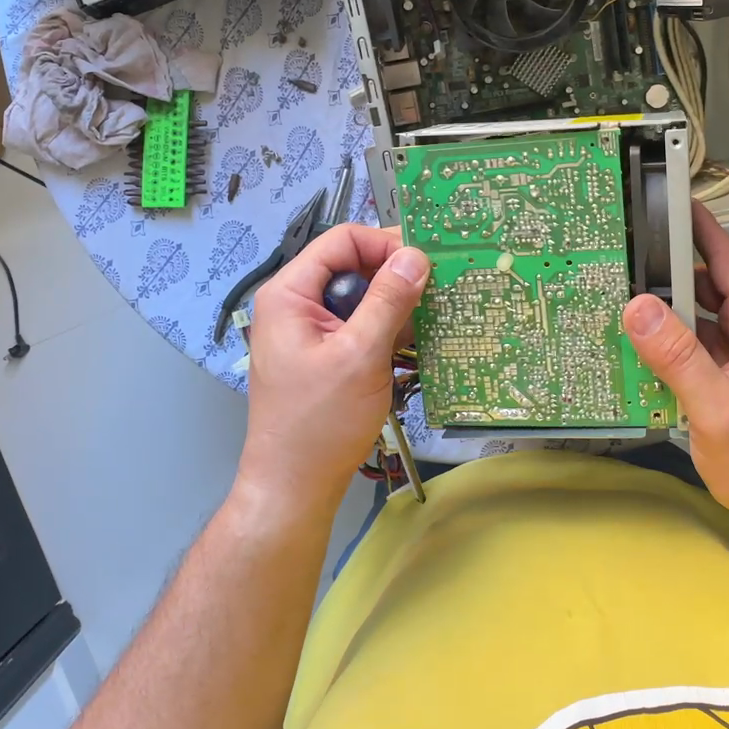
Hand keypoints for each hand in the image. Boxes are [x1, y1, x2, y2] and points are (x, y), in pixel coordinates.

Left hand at [238, 224, 427, 509]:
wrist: (294, 488)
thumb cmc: (320, 422)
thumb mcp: (361, 356)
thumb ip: (389, 301)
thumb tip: (417, 255)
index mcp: (290, 293)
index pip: (342, 241)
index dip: (384, 244)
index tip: (426, 262)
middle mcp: (295, 304)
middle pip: (352, 266)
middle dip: (395, 274)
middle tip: (439, 287)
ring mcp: (309, 331)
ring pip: (359, 297)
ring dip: (396, 303)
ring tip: (436, 312)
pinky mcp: (324, 354)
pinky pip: (358, 325)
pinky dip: (387, 328)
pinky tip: (418, 339)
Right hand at [622, 202, 728, 532]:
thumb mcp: (718, 410)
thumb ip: (678, 358)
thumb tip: (638, 306)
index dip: (701, 230)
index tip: (670, 200)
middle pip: (711, 285)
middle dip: (671, 266)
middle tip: (625, 247)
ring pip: (702, 316)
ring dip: (668, 304)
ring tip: (623, 288)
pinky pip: (699, 344)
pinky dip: (671, 337)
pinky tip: (640, 342)